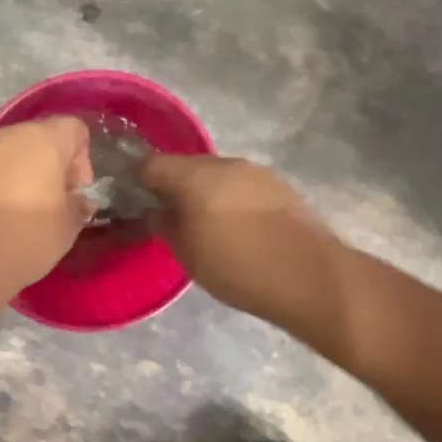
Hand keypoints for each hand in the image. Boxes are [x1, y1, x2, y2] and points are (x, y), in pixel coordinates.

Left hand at [0, 117, 93, 290]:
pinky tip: (0, 213)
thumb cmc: (28, 236)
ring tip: (25, 209)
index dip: (82, 159)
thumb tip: (78, 201)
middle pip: (41, 137)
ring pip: (12, 152)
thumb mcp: (68, 226)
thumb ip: (78, 206)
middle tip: (55, 201)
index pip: (75, 129)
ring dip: (24, 172)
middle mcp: (9, 134)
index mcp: (44, 139)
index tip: (76, 191)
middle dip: (52, 165)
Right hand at [139, 154, 343, 319]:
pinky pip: (241, 186)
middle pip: (185, 166)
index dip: (136, 181)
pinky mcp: (280, 187)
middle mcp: (225, 163)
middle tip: (167, 217)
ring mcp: (257, 172)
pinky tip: (235, 228)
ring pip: (216, 175)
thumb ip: (164, 226)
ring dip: (204, 193)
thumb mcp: (186, 253)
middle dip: (172, 187)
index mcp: (195, 175)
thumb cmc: (237, 266)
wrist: (310, 277)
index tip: (132, 203)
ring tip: (203, 226)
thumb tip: (154, 212)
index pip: (150, 164)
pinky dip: (230, 200)